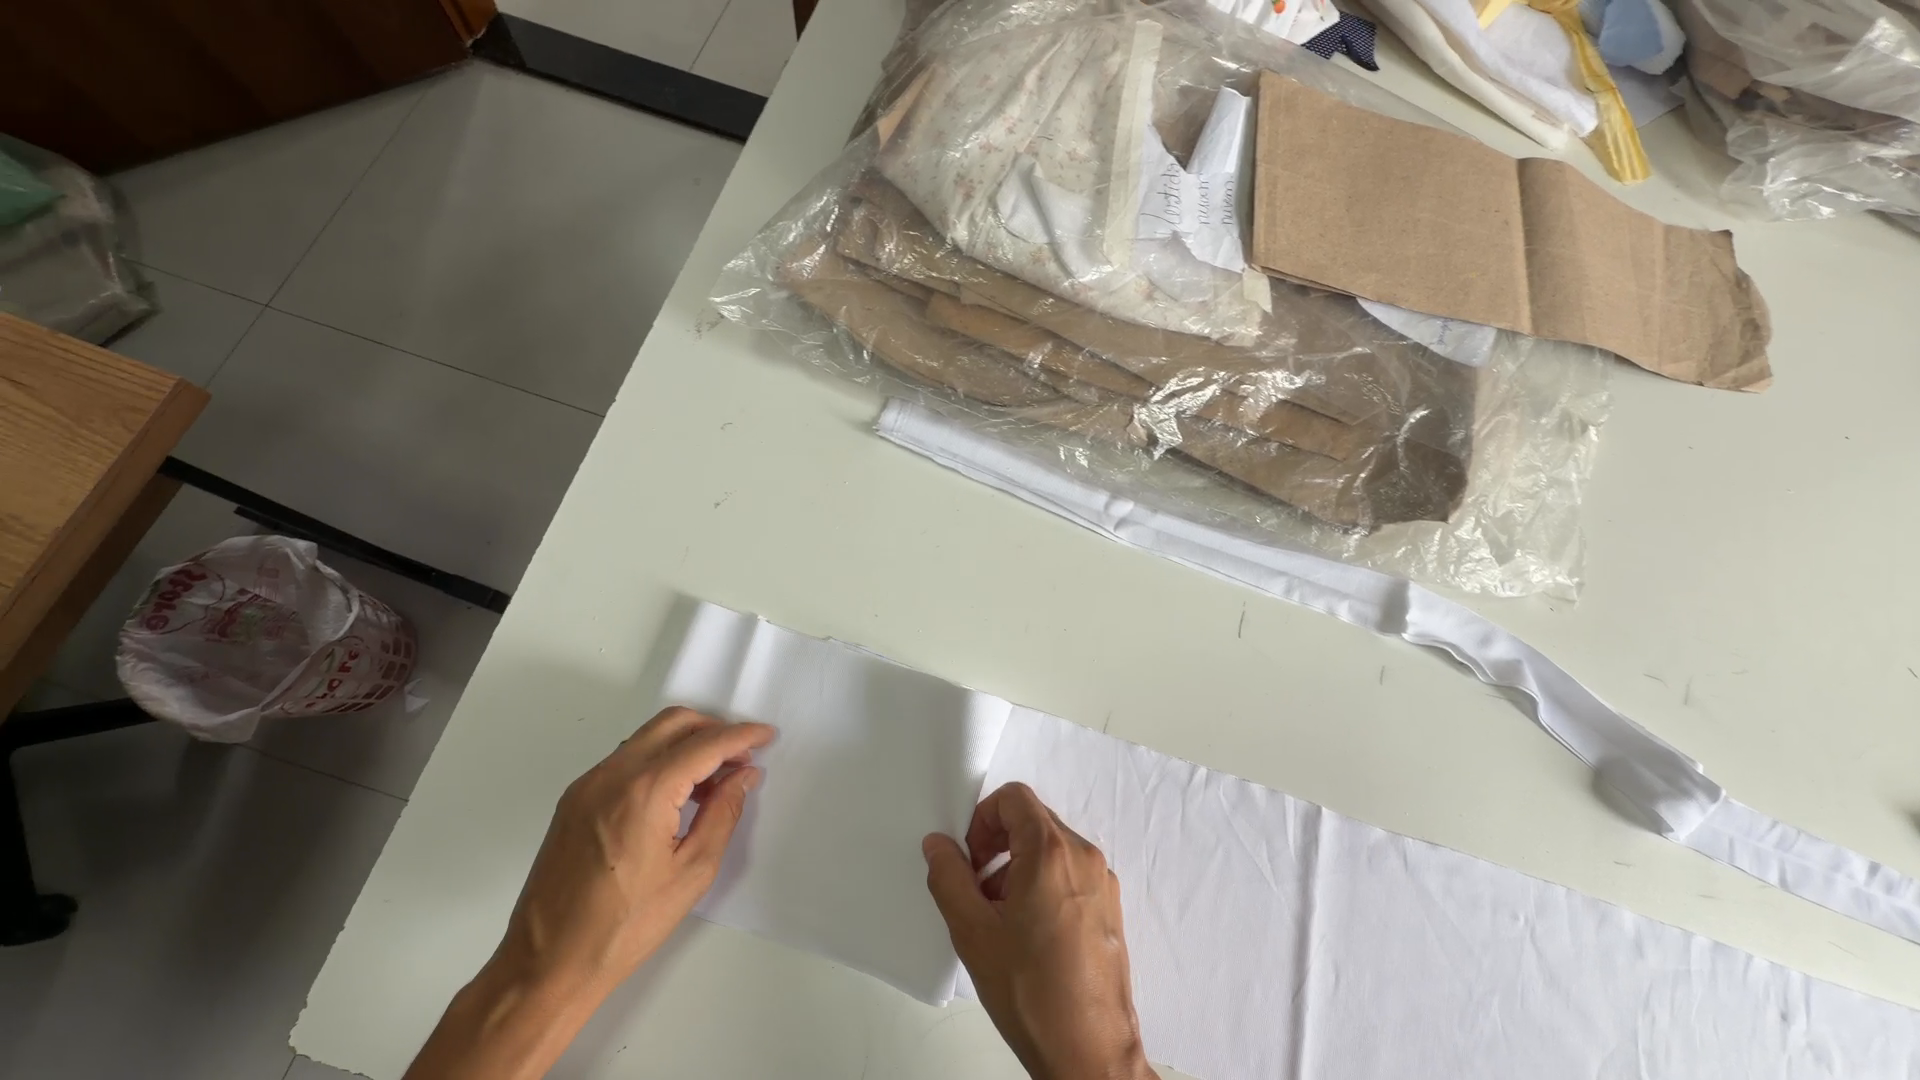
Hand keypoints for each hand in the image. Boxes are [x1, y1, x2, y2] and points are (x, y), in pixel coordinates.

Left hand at [498, 706, 775, 992]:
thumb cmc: (626, 926)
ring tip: (713, 780)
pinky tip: (675, 794)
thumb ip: (723, 813)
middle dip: (715, 730)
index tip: (768, 736)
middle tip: (742, 757)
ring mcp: (588, 784)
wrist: (548, 963)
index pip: (705, 744)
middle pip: (674, 723)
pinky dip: (658, 759)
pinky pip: (626, 758)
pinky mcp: (574, 798)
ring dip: (686, 743)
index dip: (742, 736)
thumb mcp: (692, 871)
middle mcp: (612, 775)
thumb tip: (743, 776)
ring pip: (648, 736)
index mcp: (645, 791)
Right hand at [923, 783, 1156, 1079]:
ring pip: (1051, 848)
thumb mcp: (972, 931)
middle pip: (1033, 820)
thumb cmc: (1034, 994)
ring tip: (997, 913)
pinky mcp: (1108, 907)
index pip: (1014, 798)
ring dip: (1017, 865)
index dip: (982, 818)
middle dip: (997, 842)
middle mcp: (1084, 858)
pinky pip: (1069, 873)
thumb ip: (948, 876)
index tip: (969, 855)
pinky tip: (1025, 929)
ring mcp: (1101, 882)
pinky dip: (1042, 883)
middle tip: (975, 883)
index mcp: (1052, 853)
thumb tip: (938, 844)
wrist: (1089, 1052)